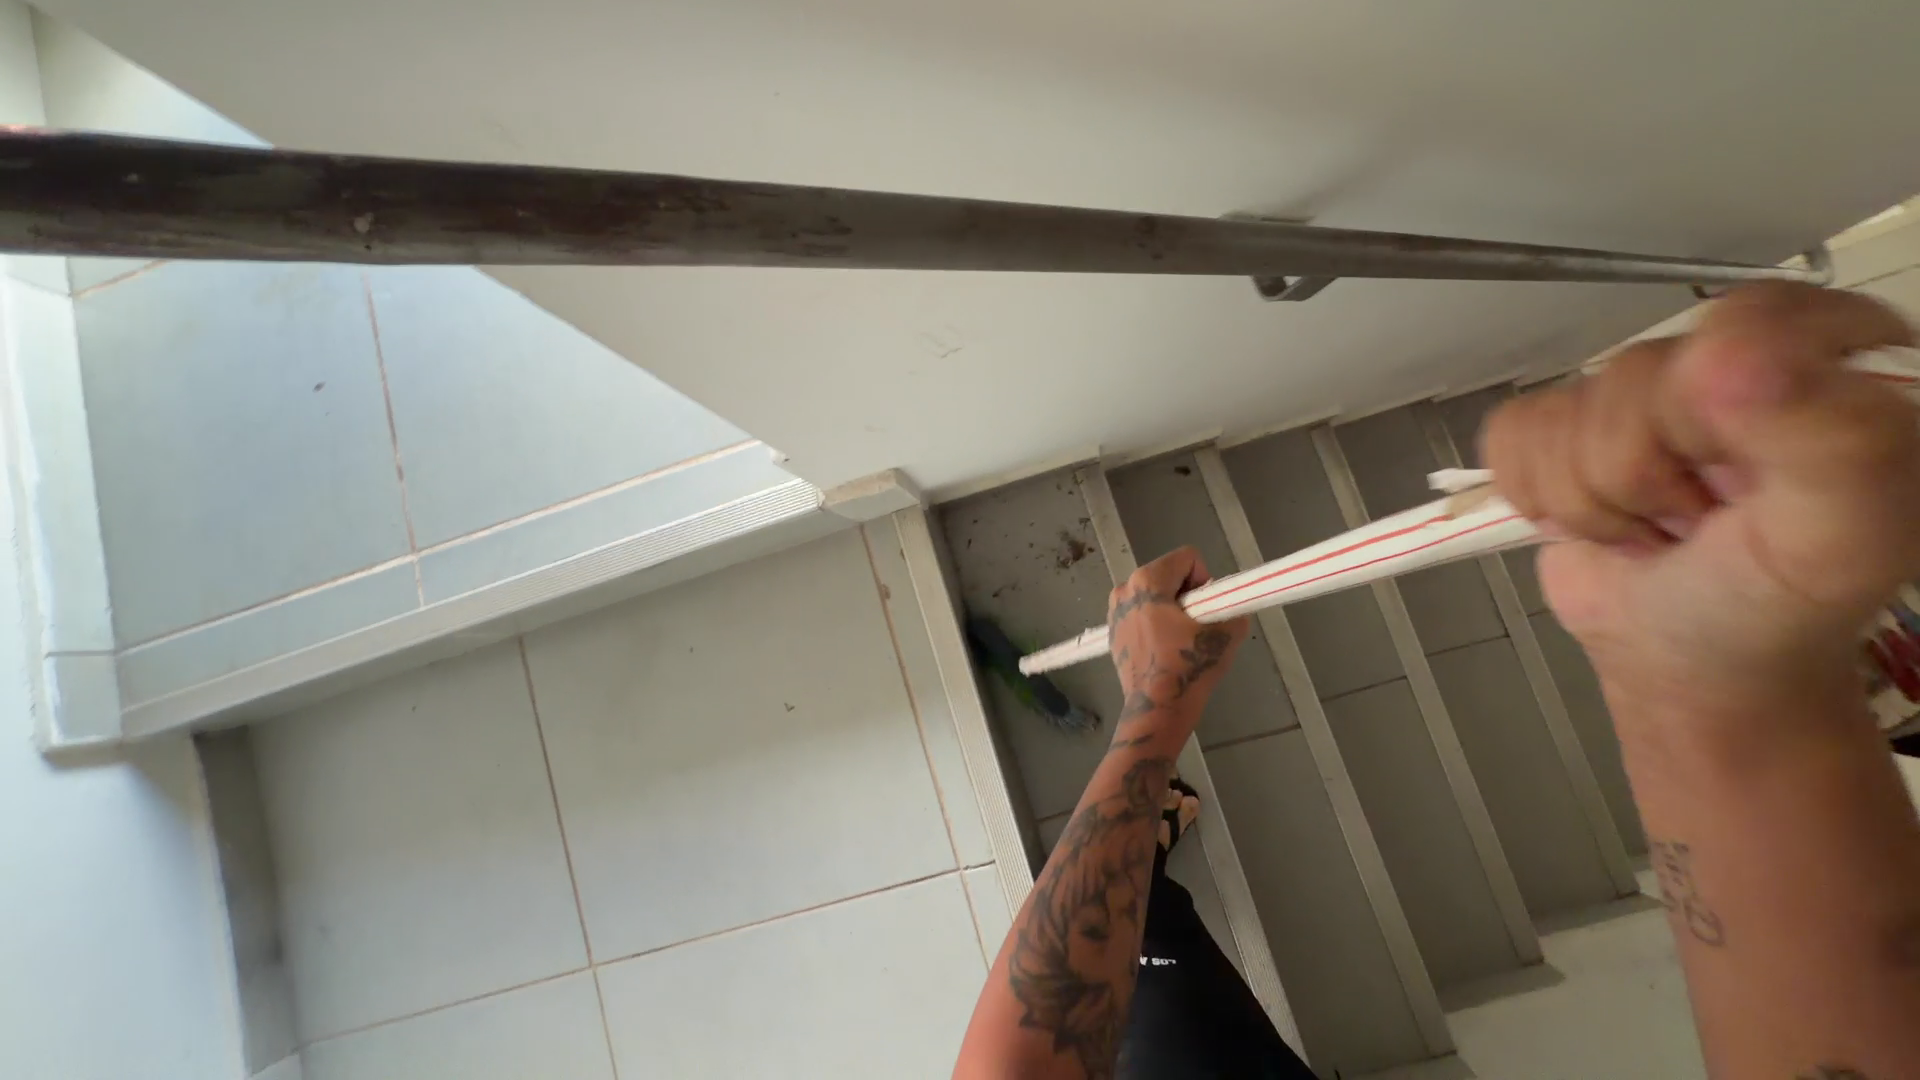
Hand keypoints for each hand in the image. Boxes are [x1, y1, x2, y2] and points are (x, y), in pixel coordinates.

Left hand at [1106, 547, 1248, 744]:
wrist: (1157, 706)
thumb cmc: (1189, 666)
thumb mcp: (1226, 633)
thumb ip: (1233, 606)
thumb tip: (1232, 603)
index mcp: (1147, 580)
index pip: (1187, 557)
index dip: (1206, 580)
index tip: (1208, 609)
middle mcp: (1124, 588)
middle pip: (1169, 573)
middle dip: (1188, 594)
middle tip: (1197, 626)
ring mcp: (1114, 610)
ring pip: (1155, 594)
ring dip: (1172, 608)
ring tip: (1180, 639)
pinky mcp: (1113, 630)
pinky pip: (1142, 612)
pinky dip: (1156, 621)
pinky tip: (1164, 648)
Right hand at [1482, 283, 1919, 721]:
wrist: (1683, 659)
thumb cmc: (1770, 607)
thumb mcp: (1840, 538)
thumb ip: (1827, 439)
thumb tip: (1721, 356)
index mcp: (1822, 357)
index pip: (1737, 323)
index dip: (1714, 408)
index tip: (1740, 478)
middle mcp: (1720, 360)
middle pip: (1629, 377)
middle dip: (1642, 476)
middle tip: (1695, 522)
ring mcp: (1626, 397)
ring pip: (1558, 413)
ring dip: (1590, 501)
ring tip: (1650, 530)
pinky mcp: (1552, 429)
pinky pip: (1507, 434)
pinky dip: (1534, 496)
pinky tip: (1592, 520)